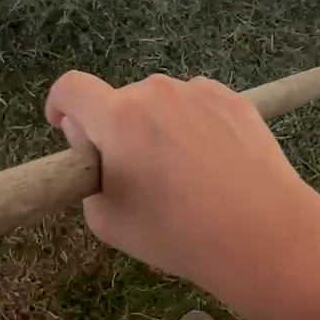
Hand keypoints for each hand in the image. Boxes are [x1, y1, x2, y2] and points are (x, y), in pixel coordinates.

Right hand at [45, 72, 319, 298]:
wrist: (258, 229)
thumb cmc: (175, 232)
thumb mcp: (107, 217)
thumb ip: (86, 171)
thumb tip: (89, 137)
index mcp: (119, 116)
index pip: (71, 87)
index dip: (61, 106)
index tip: (71, 131)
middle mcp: (158, 91)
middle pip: (122, 100)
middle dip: (119, 127)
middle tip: (138, 172)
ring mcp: (201, 90)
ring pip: (164, 101)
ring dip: (160, 124)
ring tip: (184, 172)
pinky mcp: (234, 98)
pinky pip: (199, 104)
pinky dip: (195, 123)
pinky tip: (214, 161)